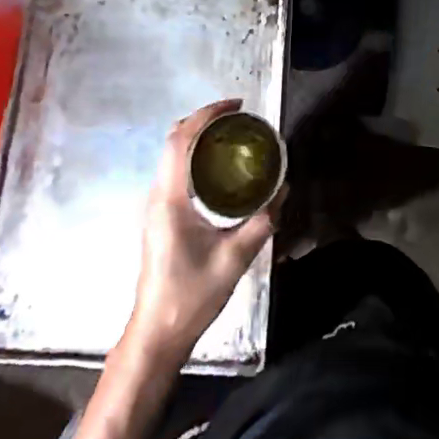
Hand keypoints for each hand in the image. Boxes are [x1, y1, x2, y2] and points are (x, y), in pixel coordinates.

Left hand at [123, 99, 276, 363]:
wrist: (157, 332)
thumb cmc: (191, 295)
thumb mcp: (234, 259)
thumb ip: (261, 223)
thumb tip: (282, 193)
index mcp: (171, 198)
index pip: (181, 140)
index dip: (206, 115)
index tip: (235, 106)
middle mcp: (158, 195)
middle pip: (174, 141)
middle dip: (202, 121)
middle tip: (236, 118)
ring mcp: (156, 206)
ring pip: (172, 156)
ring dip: (197, 138)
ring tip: (231, 138)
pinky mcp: (160, 217)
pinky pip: (175, 173)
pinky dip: (194, 158)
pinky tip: (219, 170)